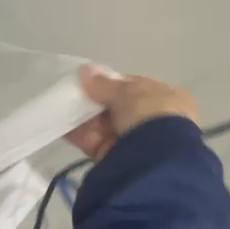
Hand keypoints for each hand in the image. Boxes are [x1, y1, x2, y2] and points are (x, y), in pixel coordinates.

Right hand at [63, 66, 198, 162]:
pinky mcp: (115, 158)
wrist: (153, 156)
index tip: (92, 83)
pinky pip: (94, 142)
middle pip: (116, 108)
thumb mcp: (129, 92)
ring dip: (84, 118)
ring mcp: (134, 140)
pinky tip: (61, 126)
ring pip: (103, 125)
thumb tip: (85, 70)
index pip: (136, 87)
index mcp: (167, 97)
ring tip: (63, 109)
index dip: (112, 84)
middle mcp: (152, 119)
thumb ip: (104, 84)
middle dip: (95, 103)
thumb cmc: (150, 114)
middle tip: (74, 96)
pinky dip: (78, 134)